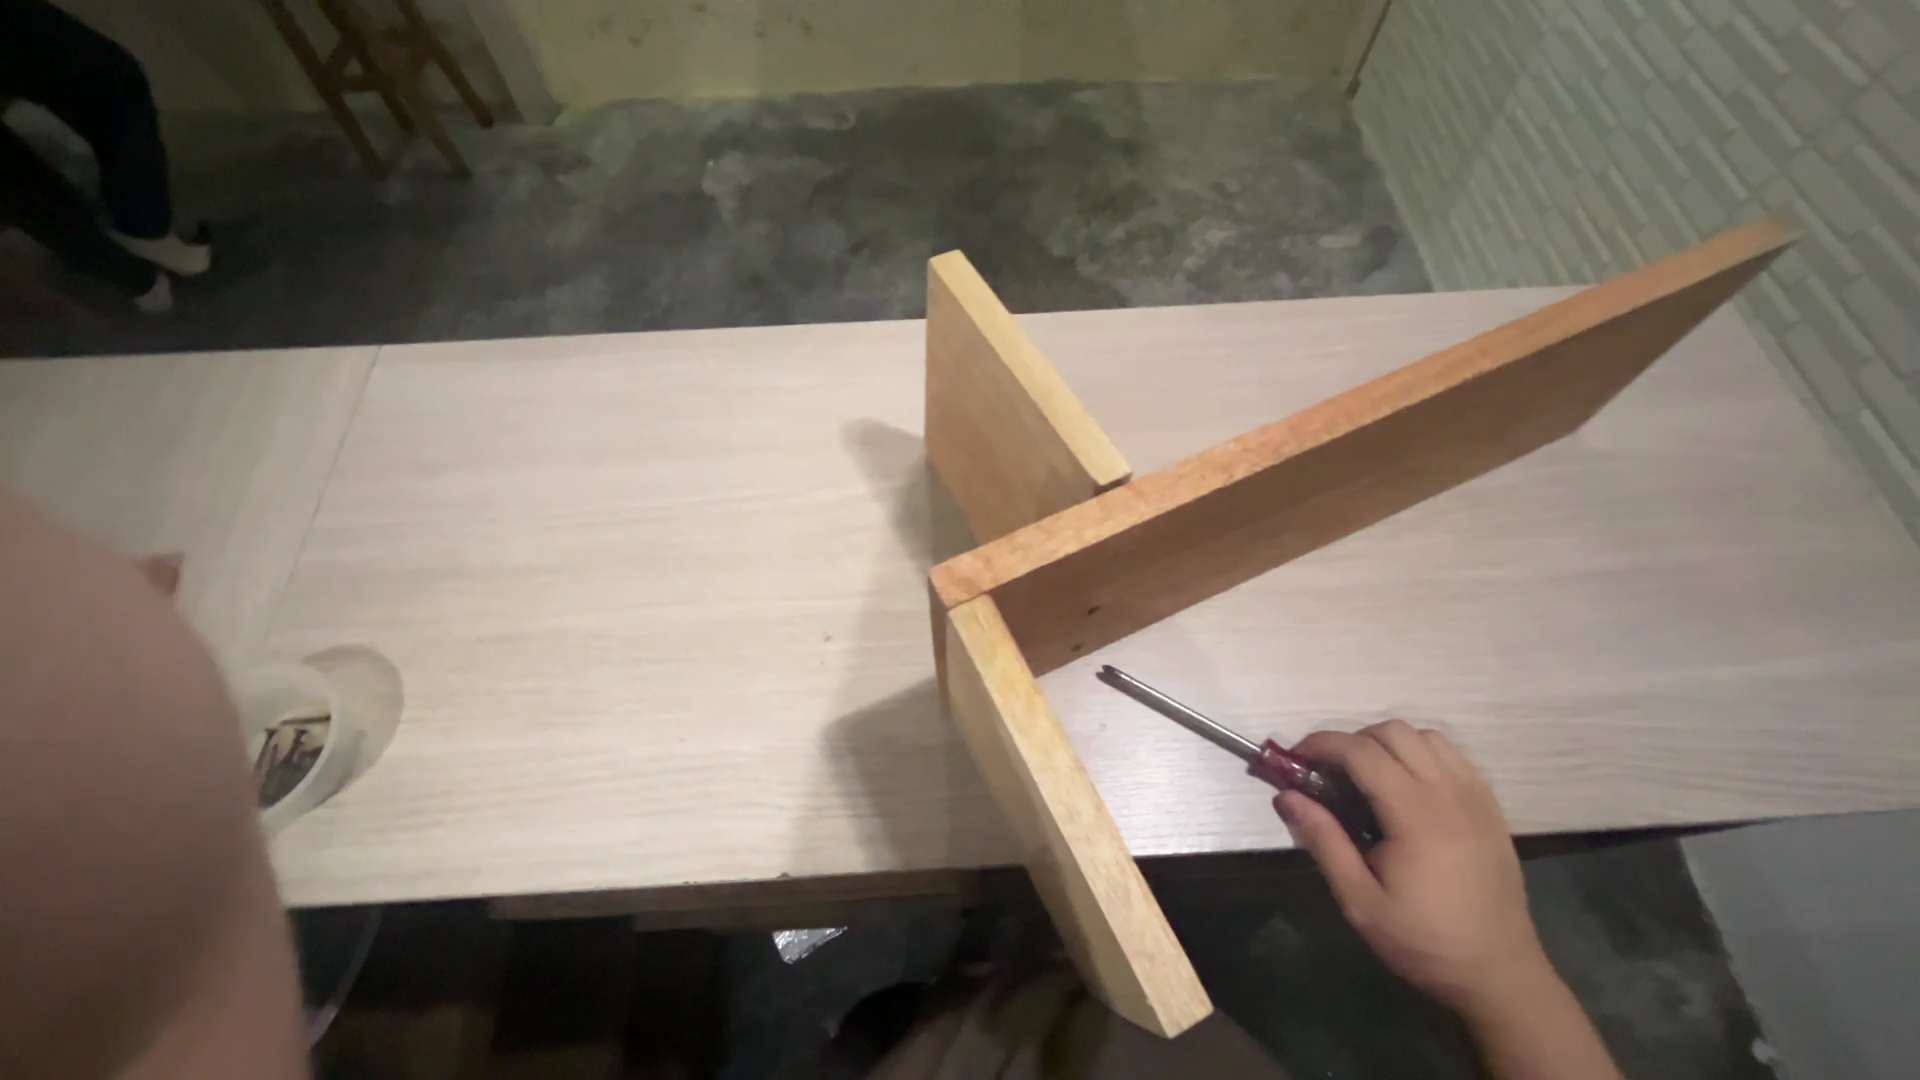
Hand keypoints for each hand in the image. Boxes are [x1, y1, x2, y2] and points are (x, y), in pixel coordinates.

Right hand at [1276, 721, 1551, 1015]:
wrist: (1500, 976)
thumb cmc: (1424, 941)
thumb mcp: (1360, 901)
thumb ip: (1323, 841)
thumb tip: (1286, 795)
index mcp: (1417, 816)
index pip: (1362, 752)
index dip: (1322, 744)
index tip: (1295, 759)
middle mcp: (1451, 795)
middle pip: (1394, 732)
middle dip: (1353, 741)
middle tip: (1330, 773)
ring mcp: (1477, 798)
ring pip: (1427, 737)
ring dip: (1389, 744)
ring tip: (1368, 778)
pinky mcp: (1491, 809)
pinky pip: (1453, 757)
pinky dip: (1421, 755)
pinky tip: (1406, 788)